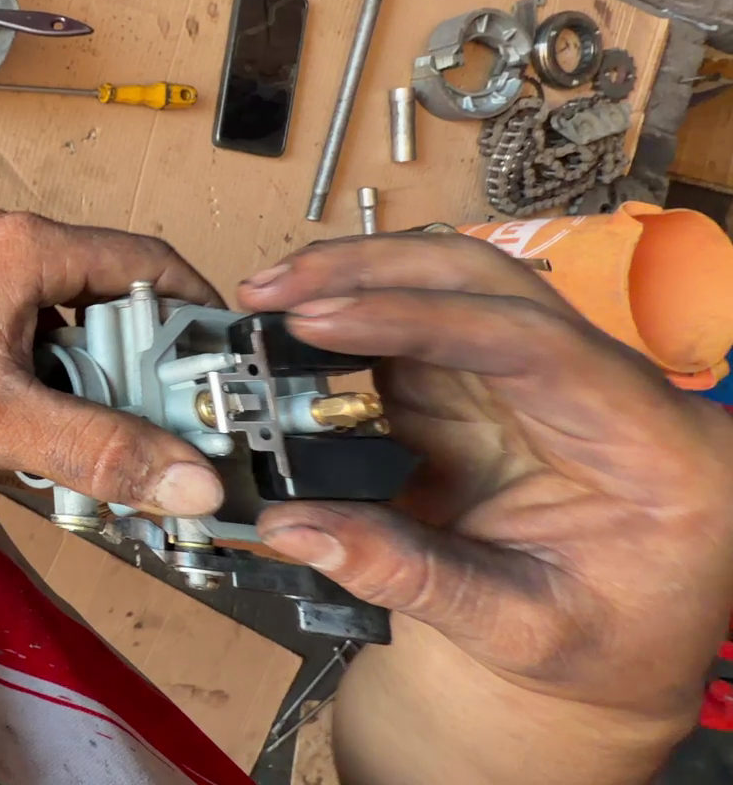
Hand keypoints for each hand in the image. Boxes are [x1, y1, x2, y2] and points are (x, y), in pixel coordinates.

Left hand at [0, 209, 226, 515]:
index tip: (220, 368)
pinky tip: (47, 412)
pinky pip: (32, 319)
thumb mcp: (1, 419)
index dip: (195, 314)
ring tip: (99, 425)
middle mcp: (6, 242)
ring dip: (94, 367)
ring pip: (71, 311)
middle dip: (141, 358)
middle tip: (159, 418)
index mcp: (25, 247)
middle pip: (111, 290)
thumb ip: (101, 449)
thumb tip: (188, 478)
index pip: (147, 262)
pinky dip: (53, 363)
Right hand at [238, 233, 732, 732]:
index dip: (418, 318)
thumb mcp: (512, 630)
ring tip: (264, 294)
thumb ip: (403, 573)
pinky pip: (395, 318)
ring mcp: (518, 379)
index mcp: (650, 448)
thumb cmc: (584, 644)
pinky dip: (335, 305)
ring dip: (344, 273)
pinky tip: (285, 315)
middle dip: (370, 268)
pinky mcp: (460, 382)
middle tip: (276, 290)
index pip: (532, 342)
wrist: (581, 646)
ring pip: (435, 280)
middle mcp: (589, 390)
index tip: (318, 322)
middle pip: (483, 279)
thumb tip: (292, 524)